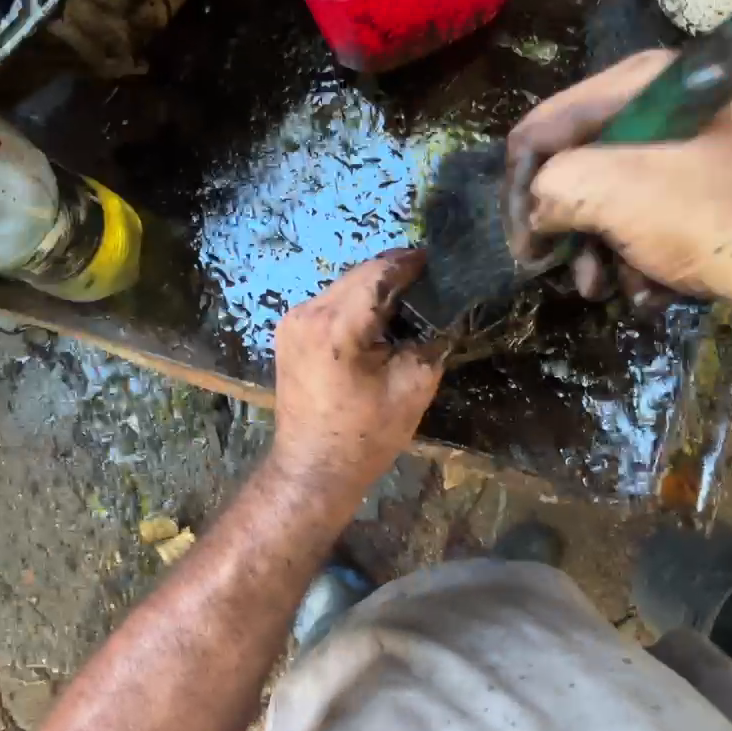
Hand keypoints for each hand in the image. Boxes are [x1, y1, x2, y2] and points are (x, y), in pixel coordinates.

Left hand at [269, 250, 444, 498]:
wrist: (313, 469)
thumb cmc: (365, 436)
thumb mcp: (413, 386)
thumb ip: (430, 339)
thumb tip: (443, 310)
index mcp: (335, 324)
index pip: (378, 273)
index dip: (411, 264)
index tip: (440, 260)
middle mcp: (305, 312)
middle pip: (358, 276)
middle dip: (394, 276)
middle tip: (431, 283)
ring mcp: (291, 322)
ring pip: (342, 287)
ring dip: (374, 291)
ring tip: (408, 303)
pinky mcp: (288, 334)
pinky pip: (328, 305)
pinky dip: (355, 305)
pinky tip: (377, 321)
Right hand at [510, 49, 731, 314]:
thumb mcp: (631, 194)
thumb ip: (558, 188)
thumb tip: (537, 210)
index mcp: (643, 86)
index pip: (541, 131)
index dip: (521, 193)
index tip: (527, 252)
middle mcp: (668, 108)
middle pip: (579, 170)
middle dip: (569, 232)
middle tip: (574, 280)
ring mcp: (701, 151)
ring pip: (617, 204)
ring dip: (608, 256)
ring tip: (622, 292)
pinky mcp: (725, 191)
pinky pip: (660, 222)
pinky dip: (650, 261)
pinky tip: (663, 293)